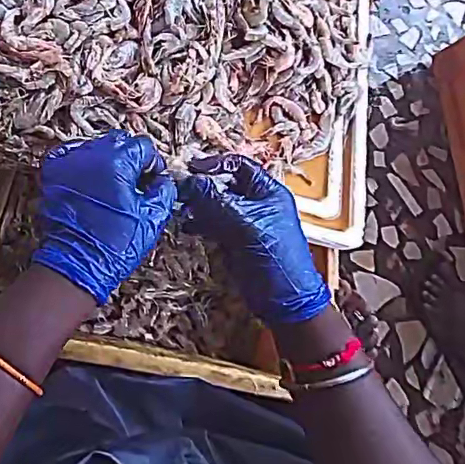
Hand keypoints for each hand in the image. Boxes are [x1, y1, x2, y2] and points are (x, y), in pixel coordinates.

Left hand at [32, 132, 177, 304]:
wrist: (77, 263)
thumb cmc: (115, 245)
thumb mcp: (152, 217)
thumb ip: (163, 190)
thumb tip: (162, 179)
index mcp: (117, 161)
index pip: (142, 146)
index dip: (153, 164)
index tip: (153, 180)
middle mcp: (90, 155)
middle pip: (118, 142)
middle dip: (131, 159)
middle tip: (134, 183)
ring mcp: (68, 162)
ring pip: (94, 146)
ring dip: (107, 160)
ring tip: (111, 185)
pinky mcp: (52, 172)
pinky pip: (69, 154)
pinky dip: (80, 161)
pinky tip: (88, 178)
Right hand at [179, 155, 329, 324]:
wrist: (284, 300)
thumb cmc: (275, 256)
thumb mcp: (245, 222)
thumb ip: (216, 199)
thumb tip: (189, 181)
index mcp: (268, 191)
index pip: (239, 165)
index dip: (215, 163)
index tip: (191, 168)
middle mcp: (255, 203)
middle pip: (223, 183)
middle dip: (201, 185)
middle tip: (180, 188)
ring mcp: (244, 222)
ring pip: (215, 203)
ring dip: (197, 204)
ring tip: (181, 207)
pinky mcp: (234, 240)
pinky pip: (212, 223)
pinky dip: (198, 222)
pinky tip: (187, 226)